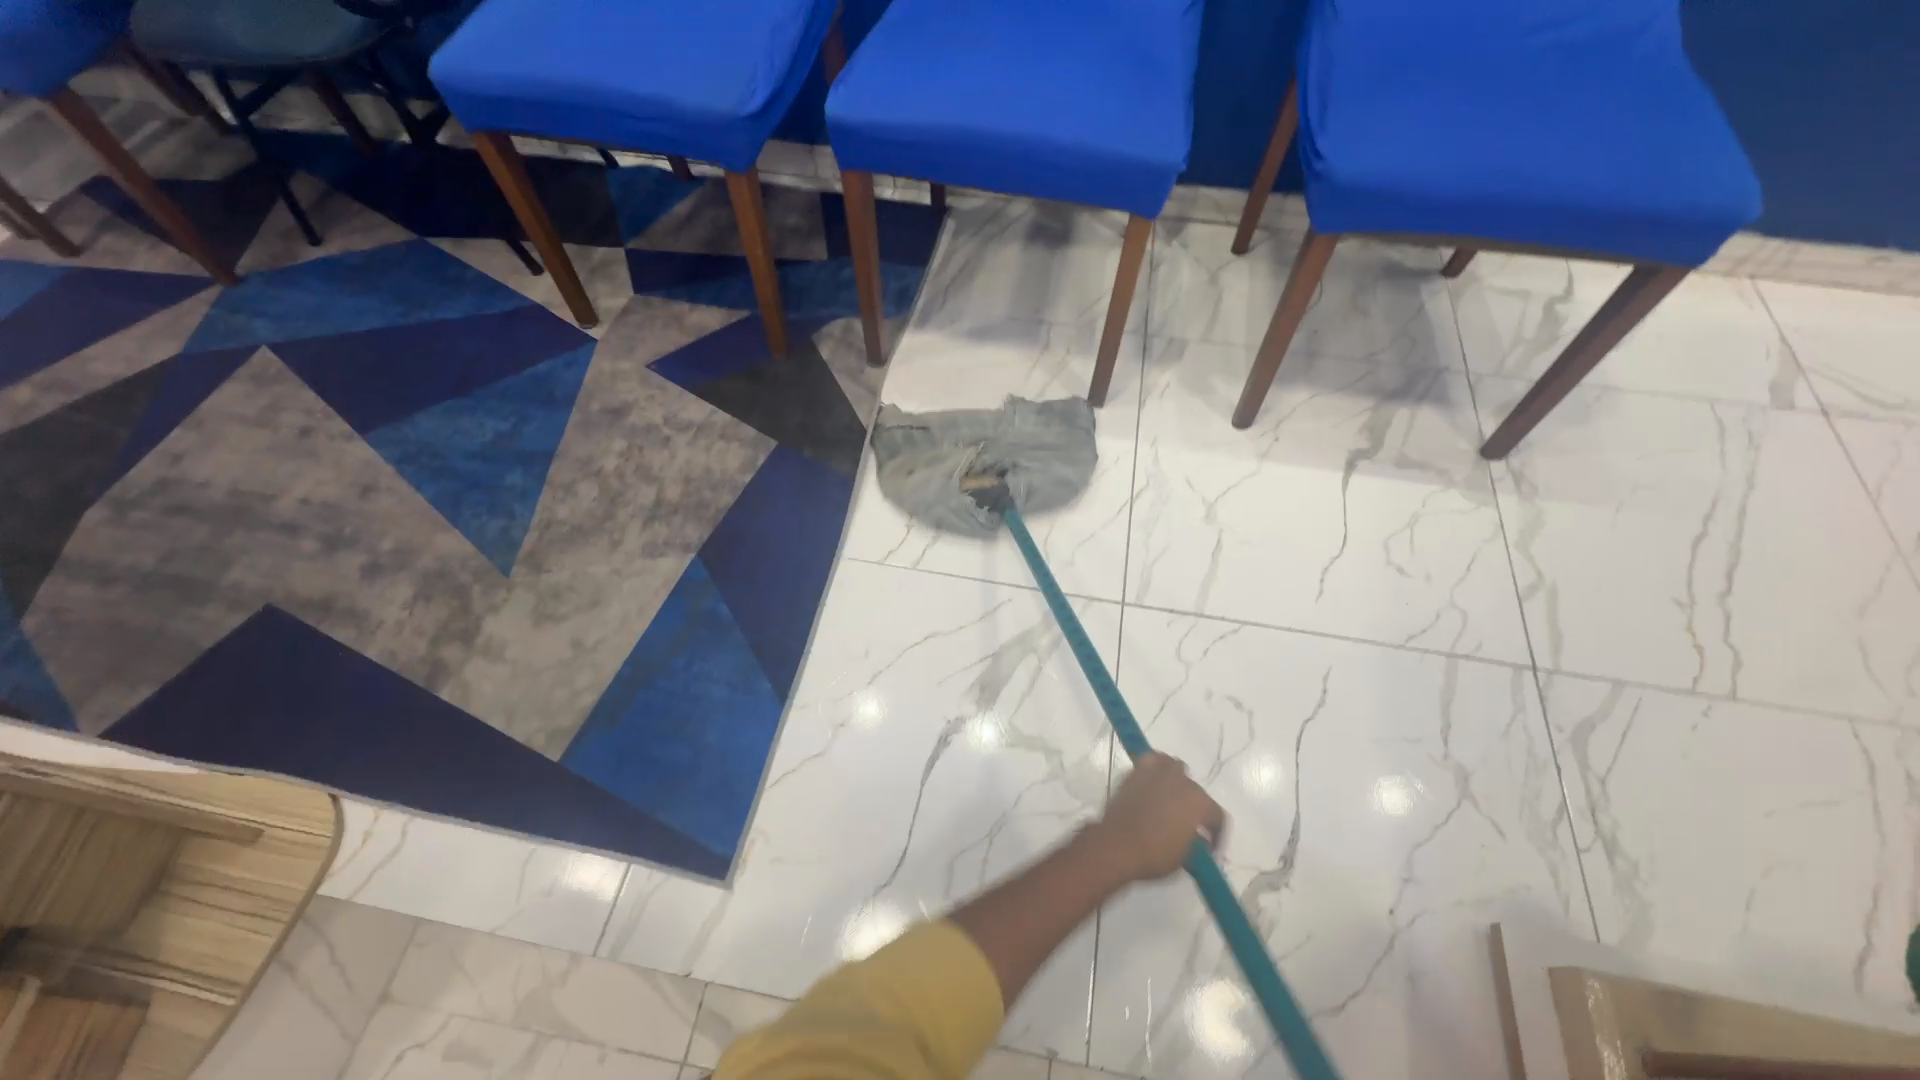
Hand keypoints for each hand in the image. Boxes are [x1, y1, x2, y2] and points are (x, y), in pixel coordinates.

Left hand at [1085, 753, 1226, 883]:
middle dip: (1194, 808)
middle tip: (1187, 825)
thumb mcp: (1185, 858)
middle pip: (1196, 791)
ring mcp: (1159, 772)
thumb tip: (1198, 839)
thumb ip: (1196, 843)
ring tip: (1170, 799)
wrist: (1116, 845)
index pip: (1218, 816)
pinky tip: (1152, 783)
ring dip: (1177, 782)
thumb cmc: (1154, 855)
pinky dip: (1155, 770)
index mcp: (1200, 803)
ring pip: (1175, 769)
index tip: (1210, 848)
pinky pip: (1152, 762)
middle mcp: (1183, 781)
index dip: (1216, 834)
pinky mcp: (1137, 770)